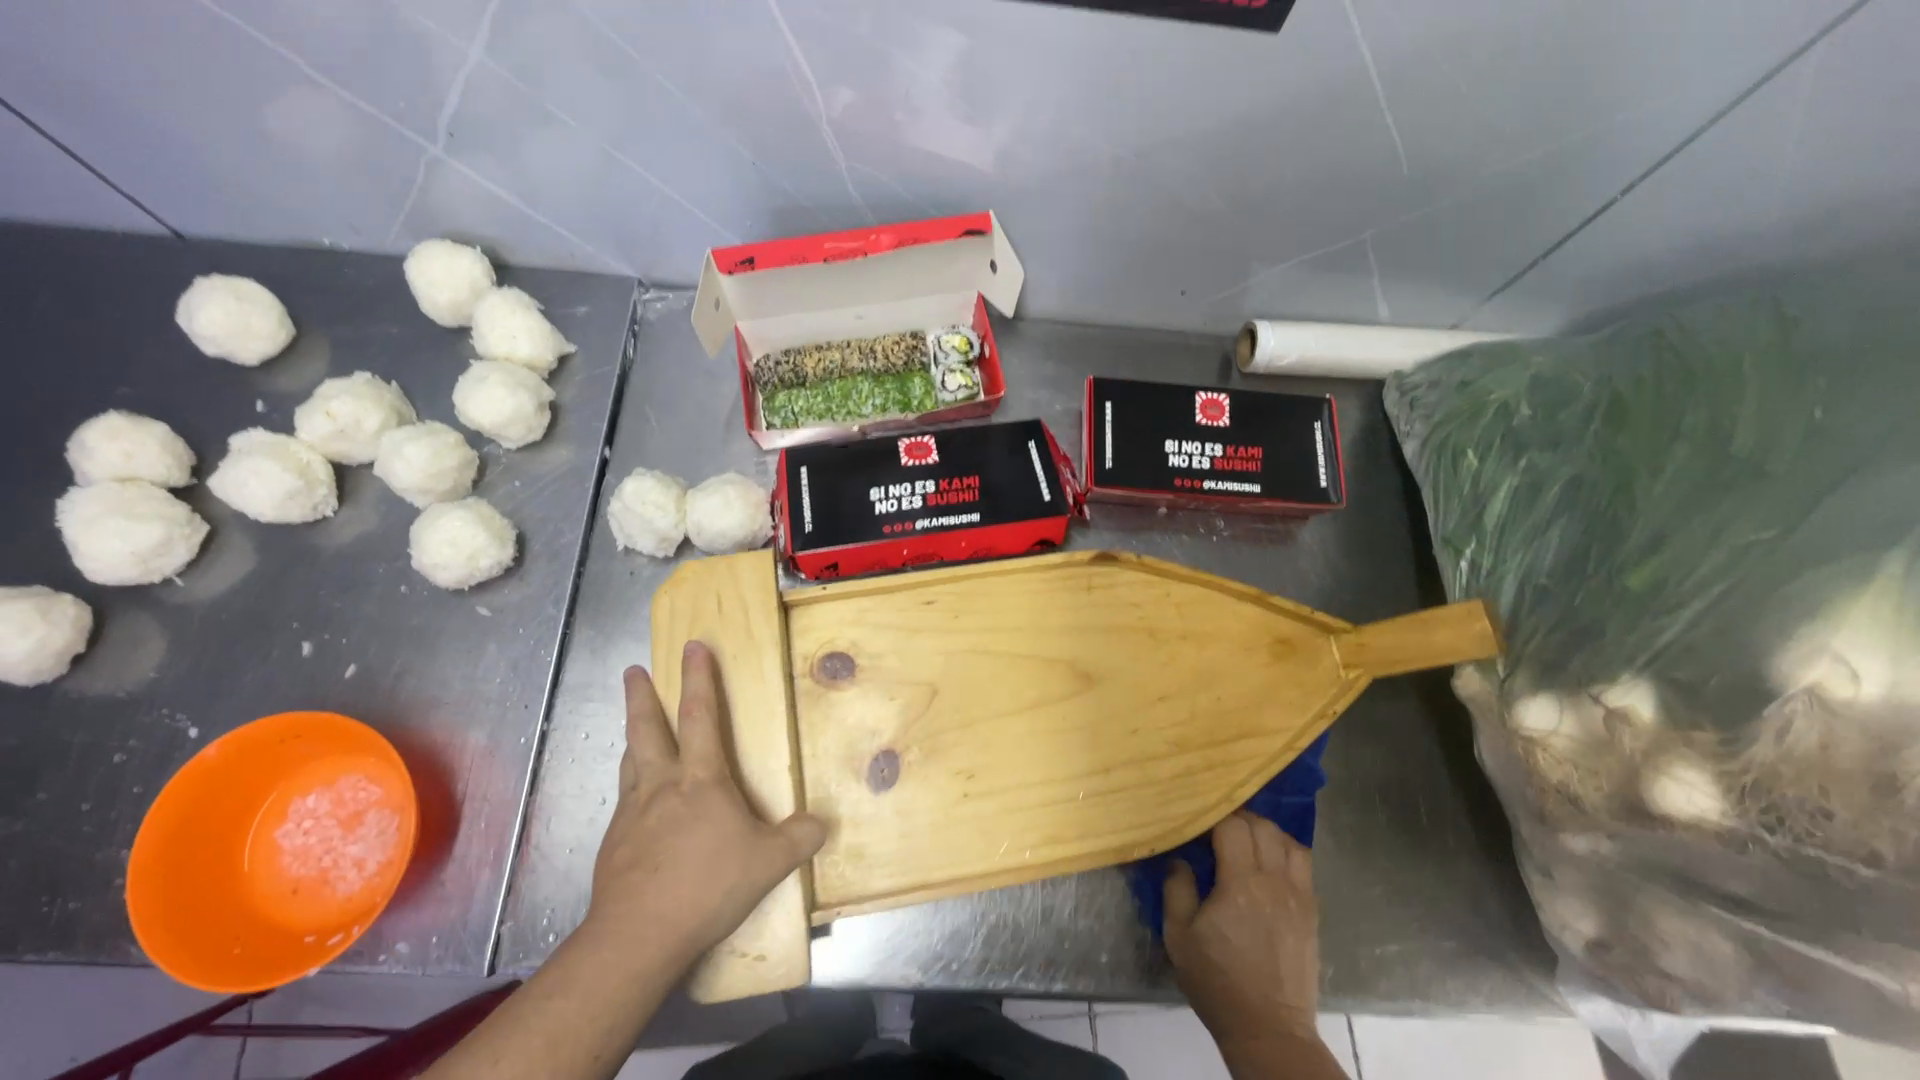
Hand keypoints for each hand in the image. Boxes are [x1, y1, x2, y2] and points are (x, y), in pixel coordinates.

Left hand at [586, 641, 826, 973]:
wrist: (639, 933)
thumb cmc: (708, 886)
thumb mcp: (770, 863)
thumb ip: (799, 838)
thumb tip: (822, 823)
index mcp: (701, 780)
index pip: (700, 717)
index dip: (698, 679)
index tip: (692, 646)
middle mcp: (661, 786)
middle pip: (647, 729)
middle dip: (642, 696)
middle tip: (633, 670)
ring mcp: (631, 814)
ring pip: (630, 762)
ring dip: (632, 738)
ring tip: (633, 730)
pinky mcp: (613, 844)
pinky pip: (624, 803)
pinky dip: (631, 789)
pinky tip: (637, 805)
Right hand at [1164, 813, 1321, 1049]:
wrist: (1268, 1027)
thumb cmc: (1217, 982)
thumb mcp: (1179, 938)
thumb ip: (1176, 890)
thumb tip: (1180, 860)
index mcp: (1240, 884)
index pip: (1233, 826)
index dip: (1214, 818)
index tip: (1197, 824)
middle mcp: (1274, 882)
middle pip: (1263, 827)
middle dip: (1239, 819)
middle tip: (1217, 830)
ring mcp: (1298, 896)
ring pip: (1289, 842)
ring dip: (1266, 833)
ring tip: (1247, 842)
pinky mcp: (1311, 911)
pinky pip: (1304, 865)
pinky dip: (1286, 852)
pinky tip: (1269, 864)